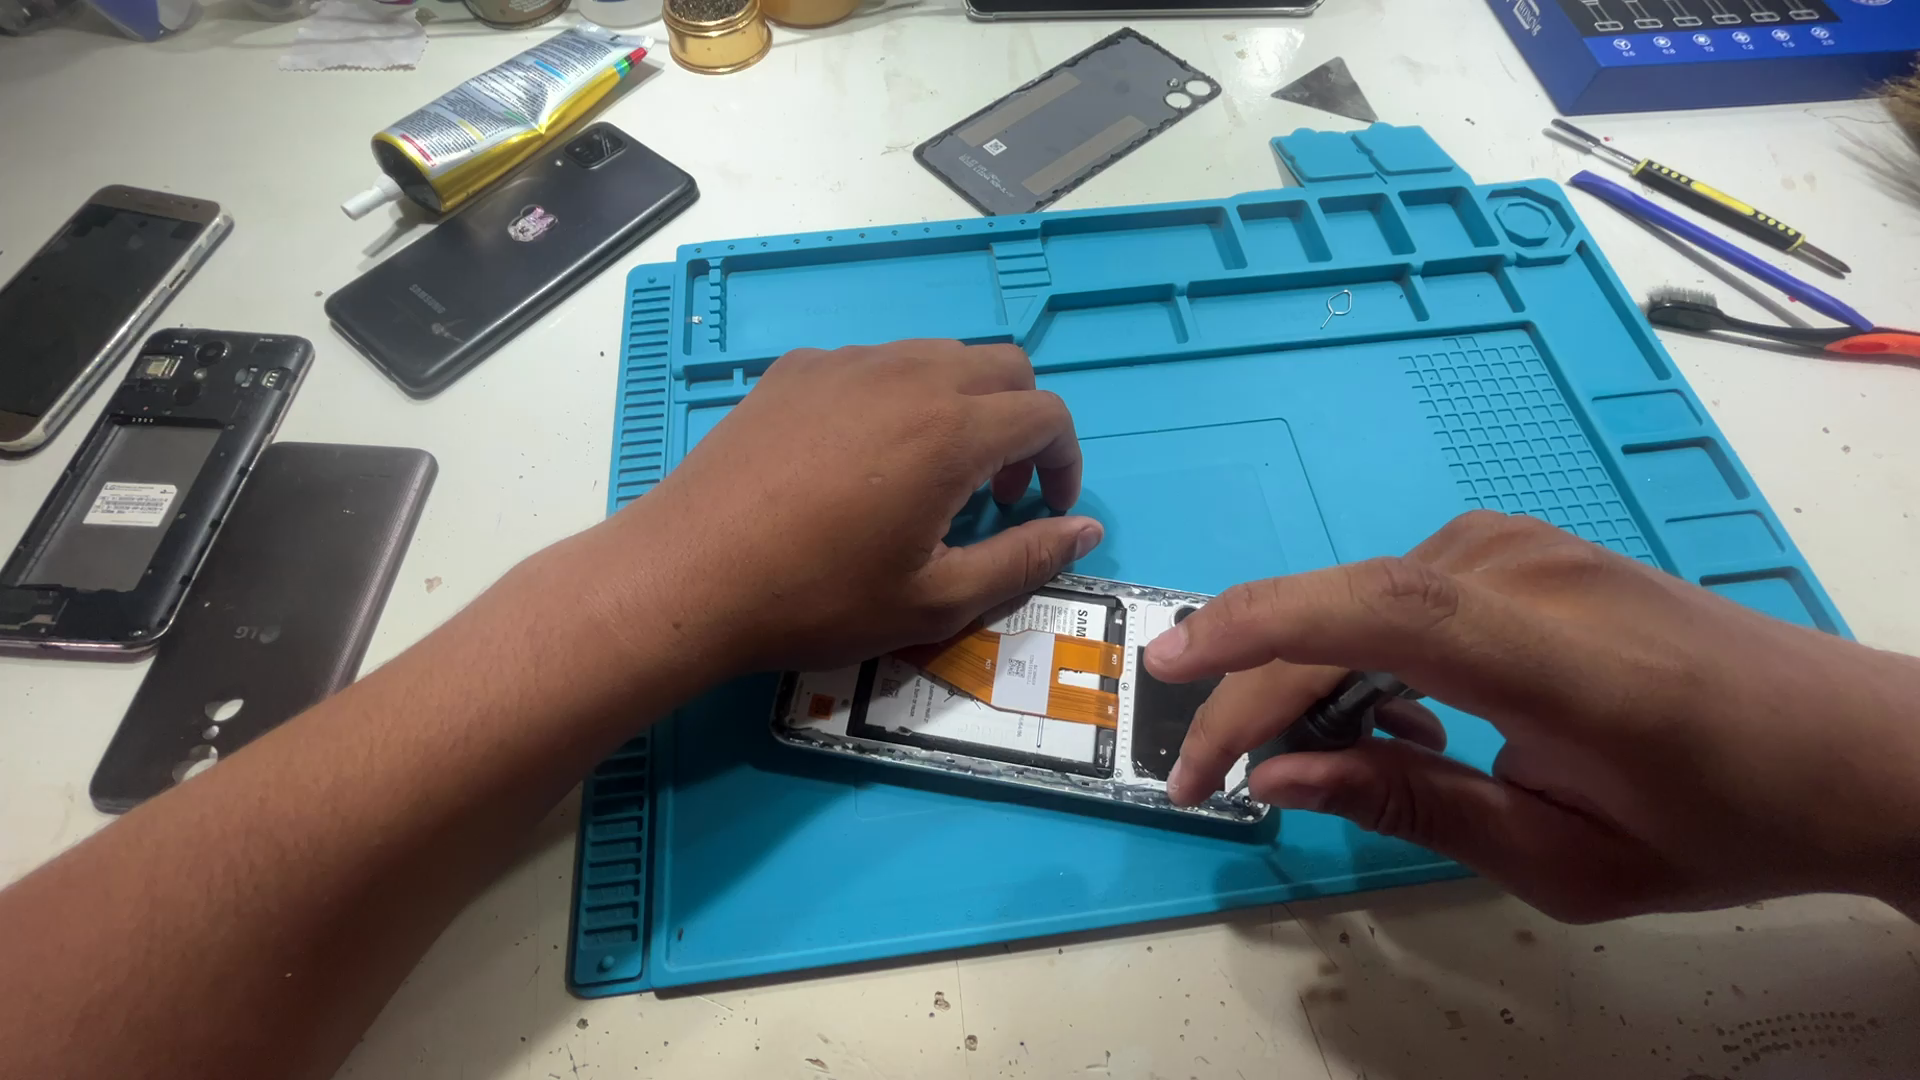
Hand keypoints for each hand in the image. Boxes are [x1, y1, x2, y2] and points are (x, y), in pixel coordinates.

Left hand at [582, 339, 1099, 676]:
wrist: (686, 577)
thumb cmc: (817, 599)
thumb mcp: (935, 600)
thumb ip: (1024, 559)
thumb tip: (1087, 529)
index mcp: (951, 429)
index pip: (1046, 415)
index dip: (1064, 462)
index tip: (1044, 509)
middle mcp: (906, 374)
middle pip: (1002, 368)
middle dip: (1021, 425)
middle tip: (994, 493)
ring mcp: (845, 363)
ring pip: (939, 358)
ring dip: (963, 406)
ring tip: (930, 475)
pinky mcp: (796, 369)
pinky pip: (876, 365)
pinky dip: (901, 398)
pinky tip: (862, 458)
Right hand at [1144, 509, 1919, 920]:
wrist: (1850, 741)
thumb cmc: (1718, 819)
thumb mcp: (1562, 857)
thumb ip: (1406, 805)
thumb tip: (1274, 776)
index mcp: (1556, 658)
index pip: (1374, 612)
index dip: (1256, 628)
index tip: (1167, 667)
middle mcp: (1514, 571)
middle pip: (1333, 616)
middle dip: (1246, 692)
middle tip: (1198, 769)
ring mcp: (1502, 544)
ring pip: (1345, 606)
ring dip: (1297, 679)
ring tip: (1293, 751)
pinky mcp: (1492, 545)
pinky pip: (1381, 597)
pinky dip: (1347, 655)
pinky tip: (1374, 712)